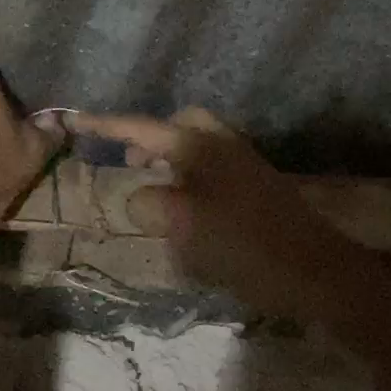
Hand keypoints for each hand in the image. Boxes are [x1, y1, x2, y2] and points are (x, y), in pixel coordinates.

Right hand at [69, 108, 349, 308]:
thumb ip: (148, 204)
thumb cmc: (244, 245)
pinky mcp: (258, 186)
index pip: (141, 128)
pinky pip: (212, 166)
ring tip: (155, 190)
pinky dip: (190, 176)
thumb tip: (139, 197)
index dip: (105, 124)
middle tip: (130, 164)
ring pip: (197, 145)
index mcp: (199, 146)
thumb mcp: (183, 226)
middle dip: (149, 138)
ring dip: (170, 159)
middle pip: (178, 124)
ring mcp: (244, 163)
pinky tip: (188, 210)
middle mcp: (222, 144)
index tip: (74, 119)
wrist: (315, 271)